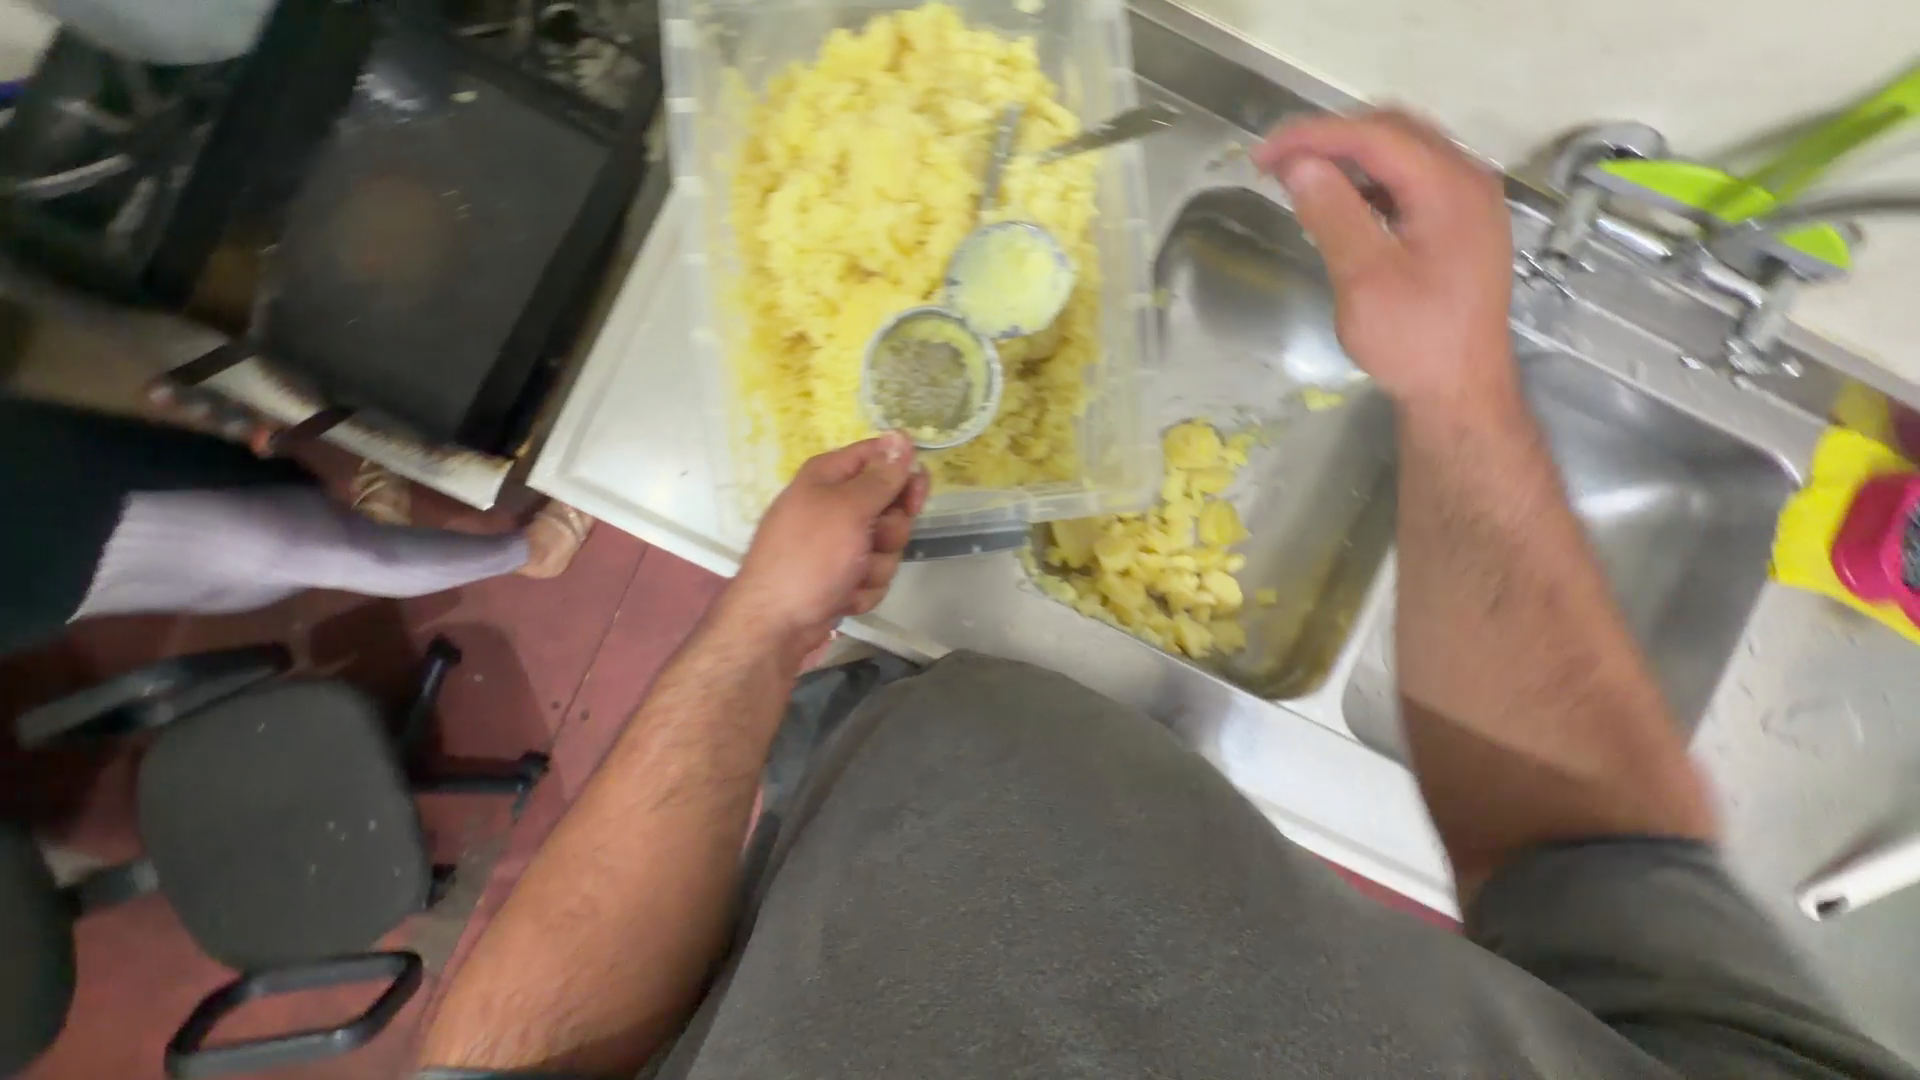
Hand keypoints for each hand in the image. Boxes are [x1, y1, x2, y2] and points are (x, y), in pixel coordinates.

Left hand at [720, 431, 929, 658]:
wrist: (776, 625)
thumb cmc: (808, 559)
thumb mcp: (848, 510)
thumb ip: (880, 477)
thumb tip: (901, 437)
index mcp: (828, 476)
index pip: (880, 457)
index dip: (903, 474)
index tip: (914, 497)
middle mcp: (834, 505)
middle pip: (892, 506)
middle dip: (889, 531)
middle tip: (870, 541)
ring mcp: (839, 544)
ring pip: (888, 547)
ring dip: (876, 566)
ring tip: (848, 577)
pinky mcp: (843, 576)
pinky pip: (875, 576)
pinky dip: (864, 589)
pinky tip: (843, 597)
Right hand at [1252, 110, 1517, 412]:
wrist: (1460, 389)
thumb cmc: (1412, 339)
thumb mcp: (1364, 278)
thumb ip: (1333, 215)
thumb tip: (1299, 166)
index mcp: (1449, 186)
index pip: (1374, 136)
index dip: (1313, 136)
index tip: (1262, 154)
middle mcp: (1466, 180)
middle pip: (1393, 132)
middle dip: (1330, 138)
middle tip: (1275, 162)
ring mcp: (1467, 202)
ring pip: (1402, 155)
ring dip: (1348, 158)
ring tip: (1299, 177)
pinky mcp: (1458, 226)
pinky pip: (1410, 182)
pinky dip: (1368, 182)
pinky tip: (1338, 203)